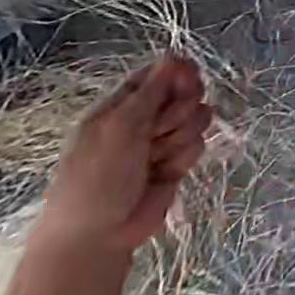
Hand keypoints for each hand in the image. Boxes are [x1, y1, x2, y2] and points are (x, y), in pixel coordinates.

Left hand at [34, 55, 213, 252]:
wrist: (97, 238)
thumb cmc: (98, 176)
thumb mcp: (120, 126)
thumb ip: (152, 90)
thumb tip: (176, 57)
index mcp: (126, 101)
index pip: (163, 70)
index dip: (180, 72)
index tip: (188, 81)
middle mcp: (147, 115)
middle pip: (186, 90)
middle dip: (180, 108)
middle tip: (160, 129)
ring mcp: (163, 139)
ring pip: (196, 117)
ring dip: (181, 135)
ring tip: (157, 156)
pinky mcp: (177, 162)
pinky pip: (197, 144)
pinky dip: (183, 157)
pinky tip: (164, 173)